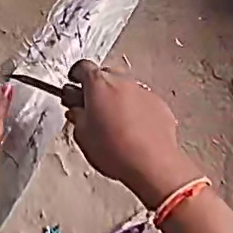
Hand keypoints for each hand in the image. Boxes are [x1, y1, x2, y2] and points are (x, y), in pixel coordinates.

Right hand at [65, 60, 200, 207]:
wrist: (152, 165)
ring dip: (117, 99)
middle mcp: (121, 81)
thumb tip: (77, 112)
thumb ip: (77, 115)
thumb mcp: (82, 134)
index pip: (82, 67)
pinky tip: (132, 130)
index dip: (75, 76)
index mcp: (98, 83)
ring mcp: (142, 92)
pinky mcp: (159, 105)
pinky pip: (142, 101)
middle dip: (97, 88)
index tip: (74, 86)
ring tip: (113, 123)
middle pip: (105, 75)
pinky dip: (136, 110)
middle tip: (91, 107)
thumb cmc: (116, 149)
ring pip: (125, 88)